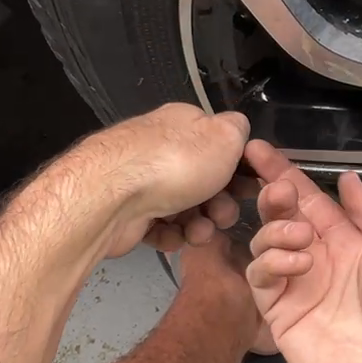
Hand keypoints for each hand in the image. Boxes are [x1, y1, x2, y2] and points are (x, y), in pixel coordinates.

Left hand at [47, 103, 251, 258]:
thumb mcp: (224, 136)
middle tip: (222, 214)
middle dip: (221, 203)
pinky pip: (164, 228)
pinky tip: (175, 236)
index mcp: (184, 126)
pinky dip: (174, 235)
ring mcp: (143, 182)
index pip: (221, 146)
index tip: (250, 188)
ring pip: (188, 209)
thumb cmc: (173, 164)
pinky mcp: (130, 213)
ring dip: (201, 224)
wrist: (111, 199)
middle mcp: (162, 150)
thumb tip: (239, 129)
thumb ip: (239, 129)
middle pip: (207, 182)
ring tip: (198, 232)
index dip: (240, 169)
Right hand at [243, 140, 361, 362]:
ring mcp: (301, 289)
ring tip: (301, 236)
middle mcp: (324, 263)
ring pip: (267, 244)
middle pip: (285, 219)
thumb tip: (350, 180)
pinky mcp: (282, 316)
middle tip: (278, 189)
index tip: (262, 153)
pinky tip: (298, 262)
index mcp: (354, 244)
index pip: (314, 202)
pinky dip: (271, 263)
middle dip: (275, 196)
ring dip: (277, 229)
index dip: (288, 176)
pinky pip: (261, 279)